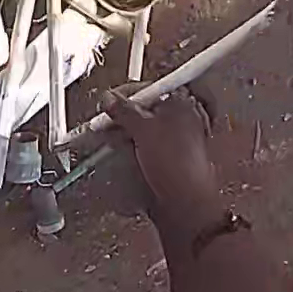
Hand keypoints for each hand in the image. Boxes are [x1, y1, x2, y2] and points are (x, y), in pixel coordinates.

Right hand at [104, 90, 222, 244]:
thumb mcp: (143, 129)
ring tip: (112, 138)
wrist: (186, 201)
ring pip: (145, 128)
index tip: (106, 102)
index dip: (124, 95)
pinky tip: (124, 151)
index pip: (147, 90)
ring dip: (126, 132)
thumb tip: (109, 99)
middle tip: (106, 122)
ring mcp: (177, 139)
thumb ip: (124, 111)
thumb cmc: (176, 163)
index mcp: (180, 104)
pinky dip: (134, 146)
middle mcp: (181, 119)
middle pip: (145, 109)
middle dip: (123, 115)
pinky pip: (147, 145)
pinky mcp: (171, 157)